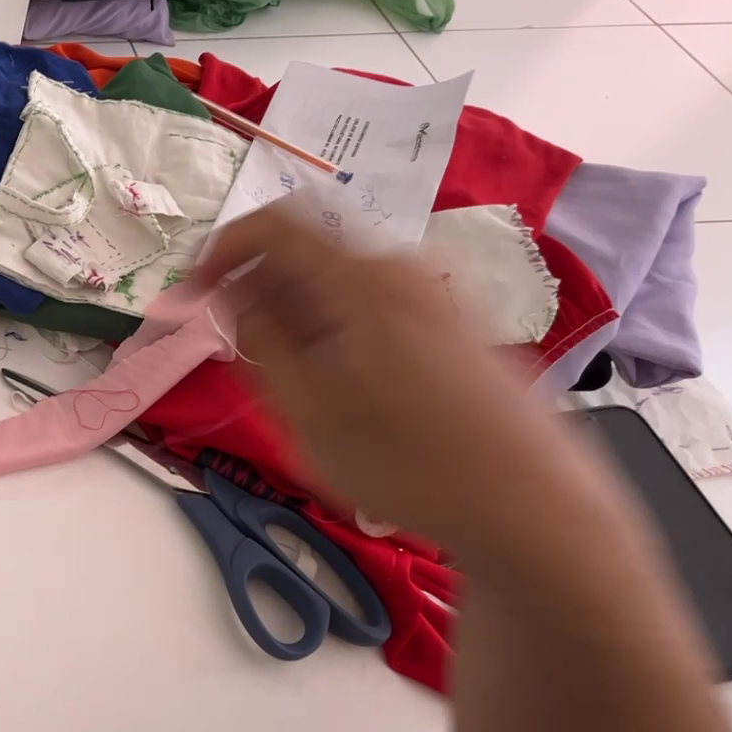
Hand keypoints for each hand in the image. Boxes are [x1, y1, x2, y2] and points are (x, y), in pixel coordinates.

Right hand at [192, 206, 607, 549]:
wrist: (532, 506)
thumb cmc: (402, 462)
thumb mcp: (303, 407)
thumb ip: (260, 341)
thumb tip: (234, 298)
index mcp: (358, 281)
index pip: (273, 225)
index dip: (223, 250)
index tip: (199, 294)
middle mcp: (400, 271)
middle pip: (306, 251)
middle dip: (258, 291)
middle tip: (241, 349)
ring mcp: (434, 296)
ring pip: (338, 281)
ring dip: (296, 313)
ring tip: (288, 377)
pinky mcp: (453, 324)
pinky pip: (371, 302)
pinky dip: (334, 324)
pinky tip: (340, 383)